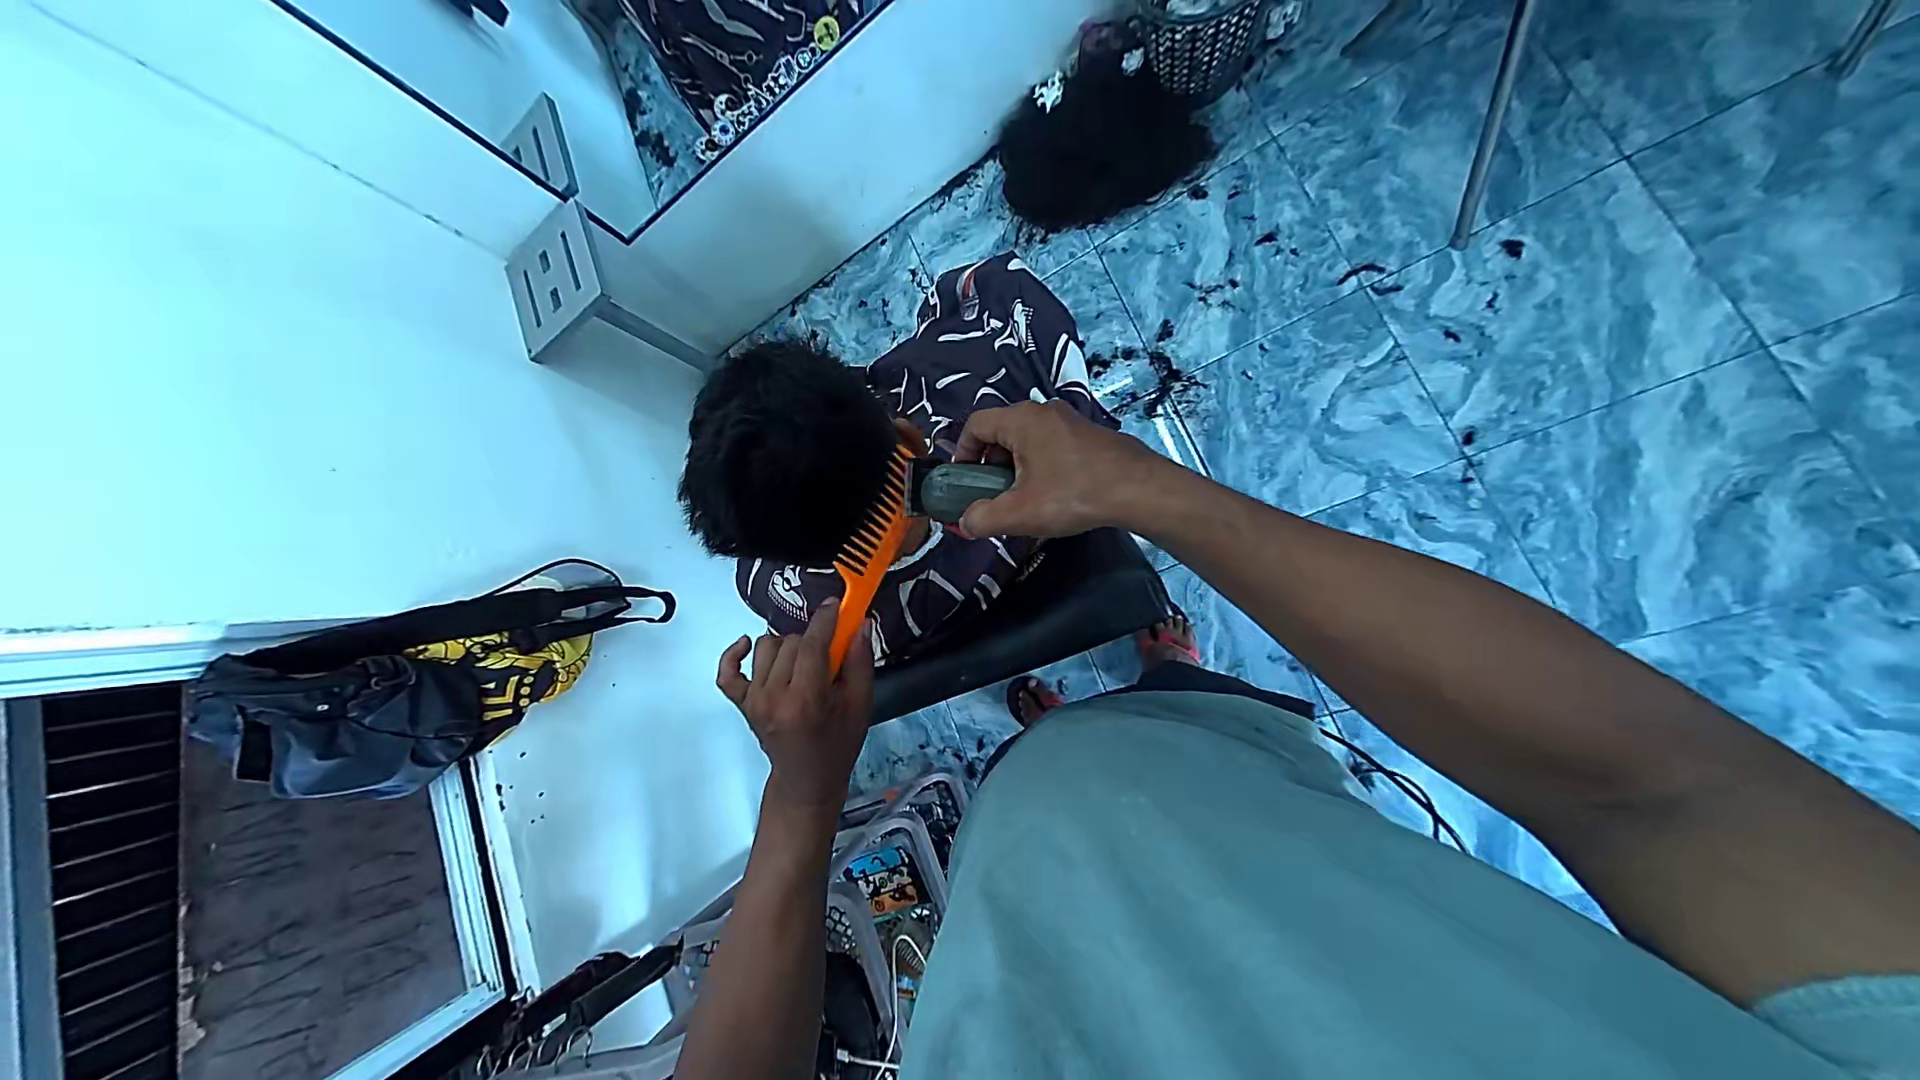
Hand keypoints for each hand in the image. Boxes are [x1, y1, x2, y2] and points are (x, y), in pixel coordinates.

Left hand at [717, 598, 874, 813]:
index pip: (811, 646)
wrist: (806, 780)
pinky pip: (728, 671)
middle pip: (790, 643)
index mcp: (805, 701)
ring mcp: (753, 701)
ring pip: (766, 647)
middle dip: (813, 642)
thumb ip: (860, 662)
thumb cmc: (838, 745)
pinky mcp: (741, 704)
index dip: (824, 620)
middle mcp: (773, 698)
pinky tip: (747, 646)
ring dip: (787, 647)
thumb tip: (860, 623)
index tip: (835, 605)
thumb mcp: (860, 706)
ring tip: (803, 663)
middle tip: (829, 655)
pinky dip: (735, 654)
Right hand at [953, 400, 1178, 538]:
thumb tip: (965, 523)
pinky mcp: (1090, 434)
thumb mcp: (1020, 513)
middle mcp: (1044, 411)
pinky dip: (1041, 465)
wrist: (1139, 489)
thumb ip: (983, 518)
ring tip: (1024, 499)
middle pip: (1001, 431)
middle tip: (993, 495)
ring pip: (1028, 440)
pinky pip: (1052, 445)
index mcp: (1021, 419)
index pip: (975, 424)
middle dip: (990, 464)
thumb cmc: (1073, 494)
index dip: (962, 453)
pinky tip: (1054, 494)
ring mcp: (1070, 420)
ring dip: (1016, 467)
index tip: (964, 482)